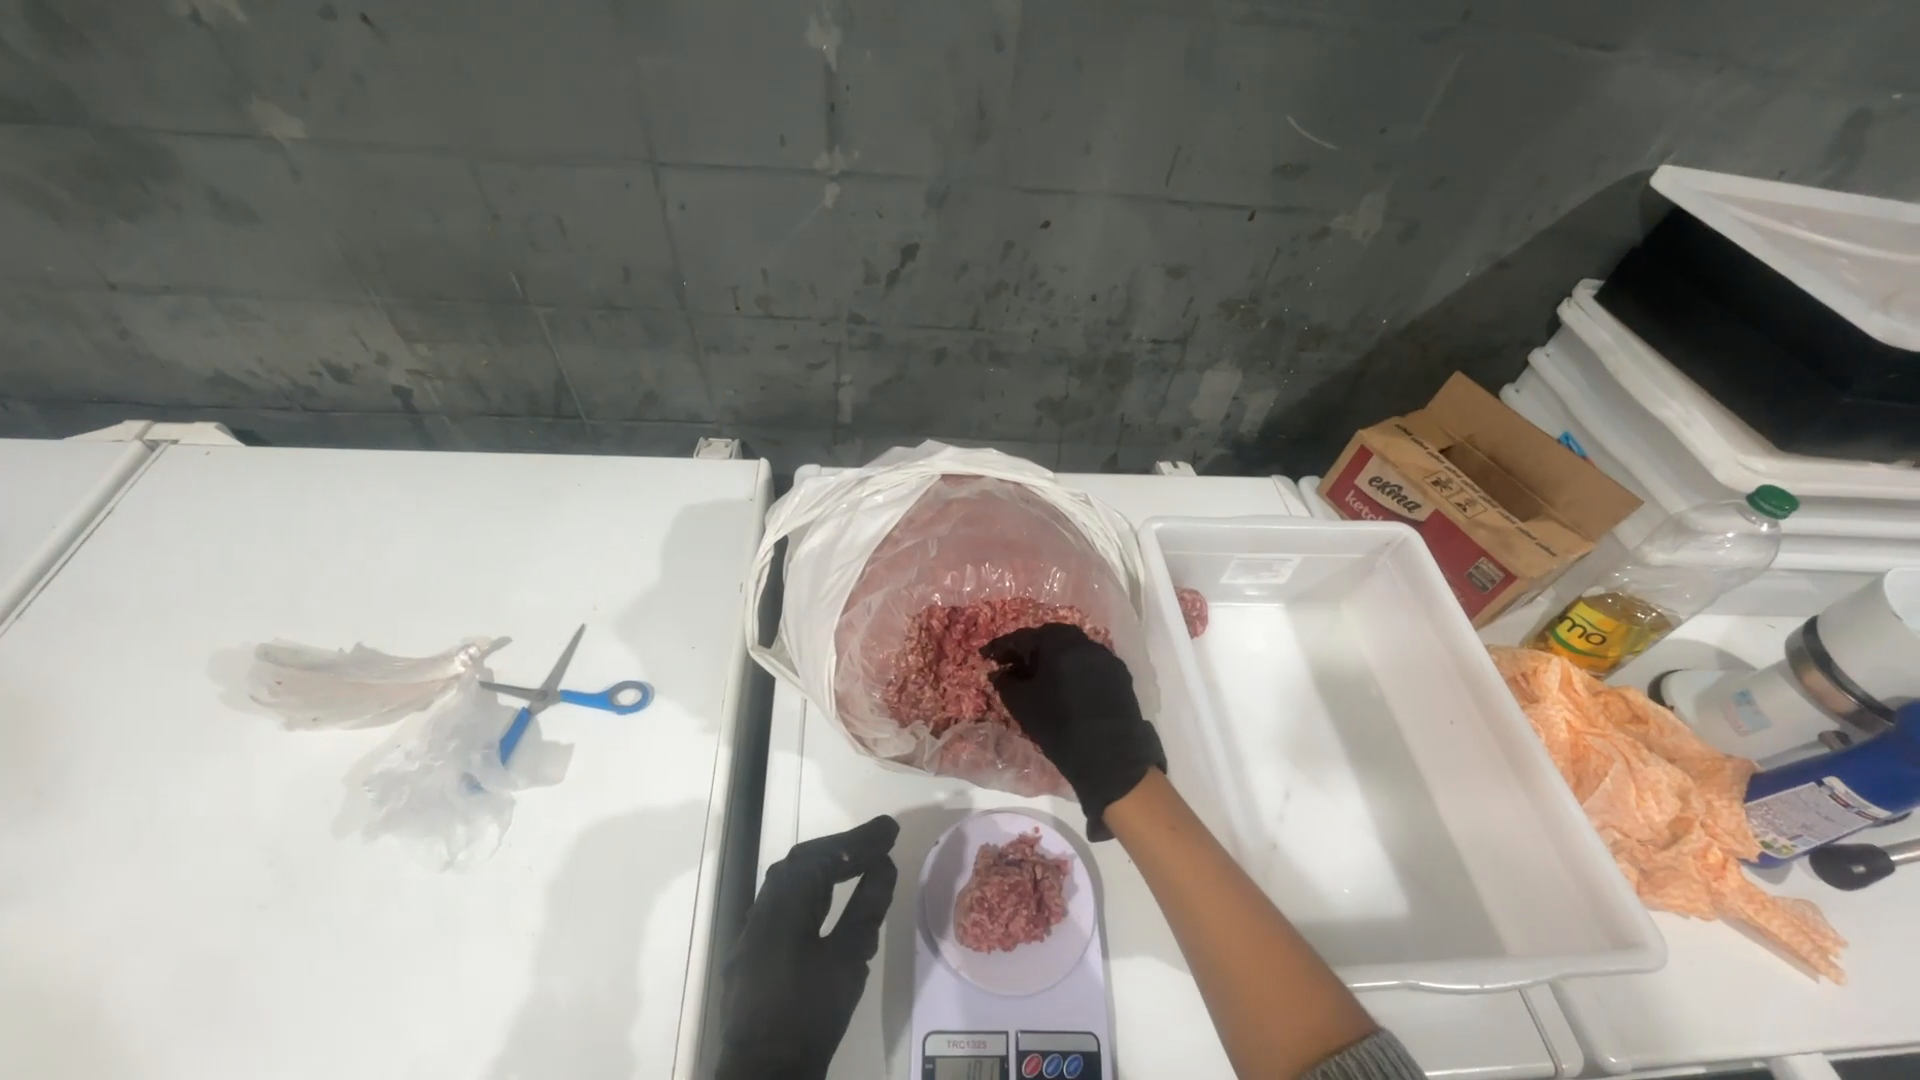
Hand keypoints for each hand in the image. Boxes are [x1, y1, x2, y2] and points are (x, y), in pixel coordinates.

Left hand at [714, 815, 899, 1079]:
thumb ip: (865, 908)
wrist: (761, 1074)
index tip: (890, 829)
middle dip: (843, 849)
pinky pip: (784, 907)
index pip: (824, 856)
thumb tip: (883, 866)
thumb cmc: (809, 1015)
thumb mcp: (848, 960)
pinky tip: (833, 907)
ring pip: (791, 885)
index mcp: (784, 904)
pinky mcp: (752, 955)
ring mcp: (753, 933)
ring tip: (862, 865)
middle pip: (803, 864)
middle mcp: (763, 909)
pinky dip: (813, 895)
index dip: (859, 840)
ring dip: (827, 870)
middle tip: (881, 842)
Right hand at [982, 623, 1166, 840]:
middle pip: (1050, 637)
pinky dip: (1074, 668)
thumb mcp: (1022, 705)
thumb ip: (1006, 683)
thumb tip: (1001, 673)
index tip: (987, 656)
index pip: (1022, 638)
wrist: (1111, 756)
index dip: (1002, 648)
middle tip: (1015, 664)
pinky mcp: (1120, 674)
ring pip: (1073, 649)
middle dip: (1030, 648)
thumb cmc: (1059, 726)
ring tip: (1041, 676)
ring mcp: (1105, 657)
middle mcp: (1083, 643)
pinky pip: (1089, 663)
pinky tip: (1067, 686)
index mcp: (1057, 644)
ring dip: (1054, 657)